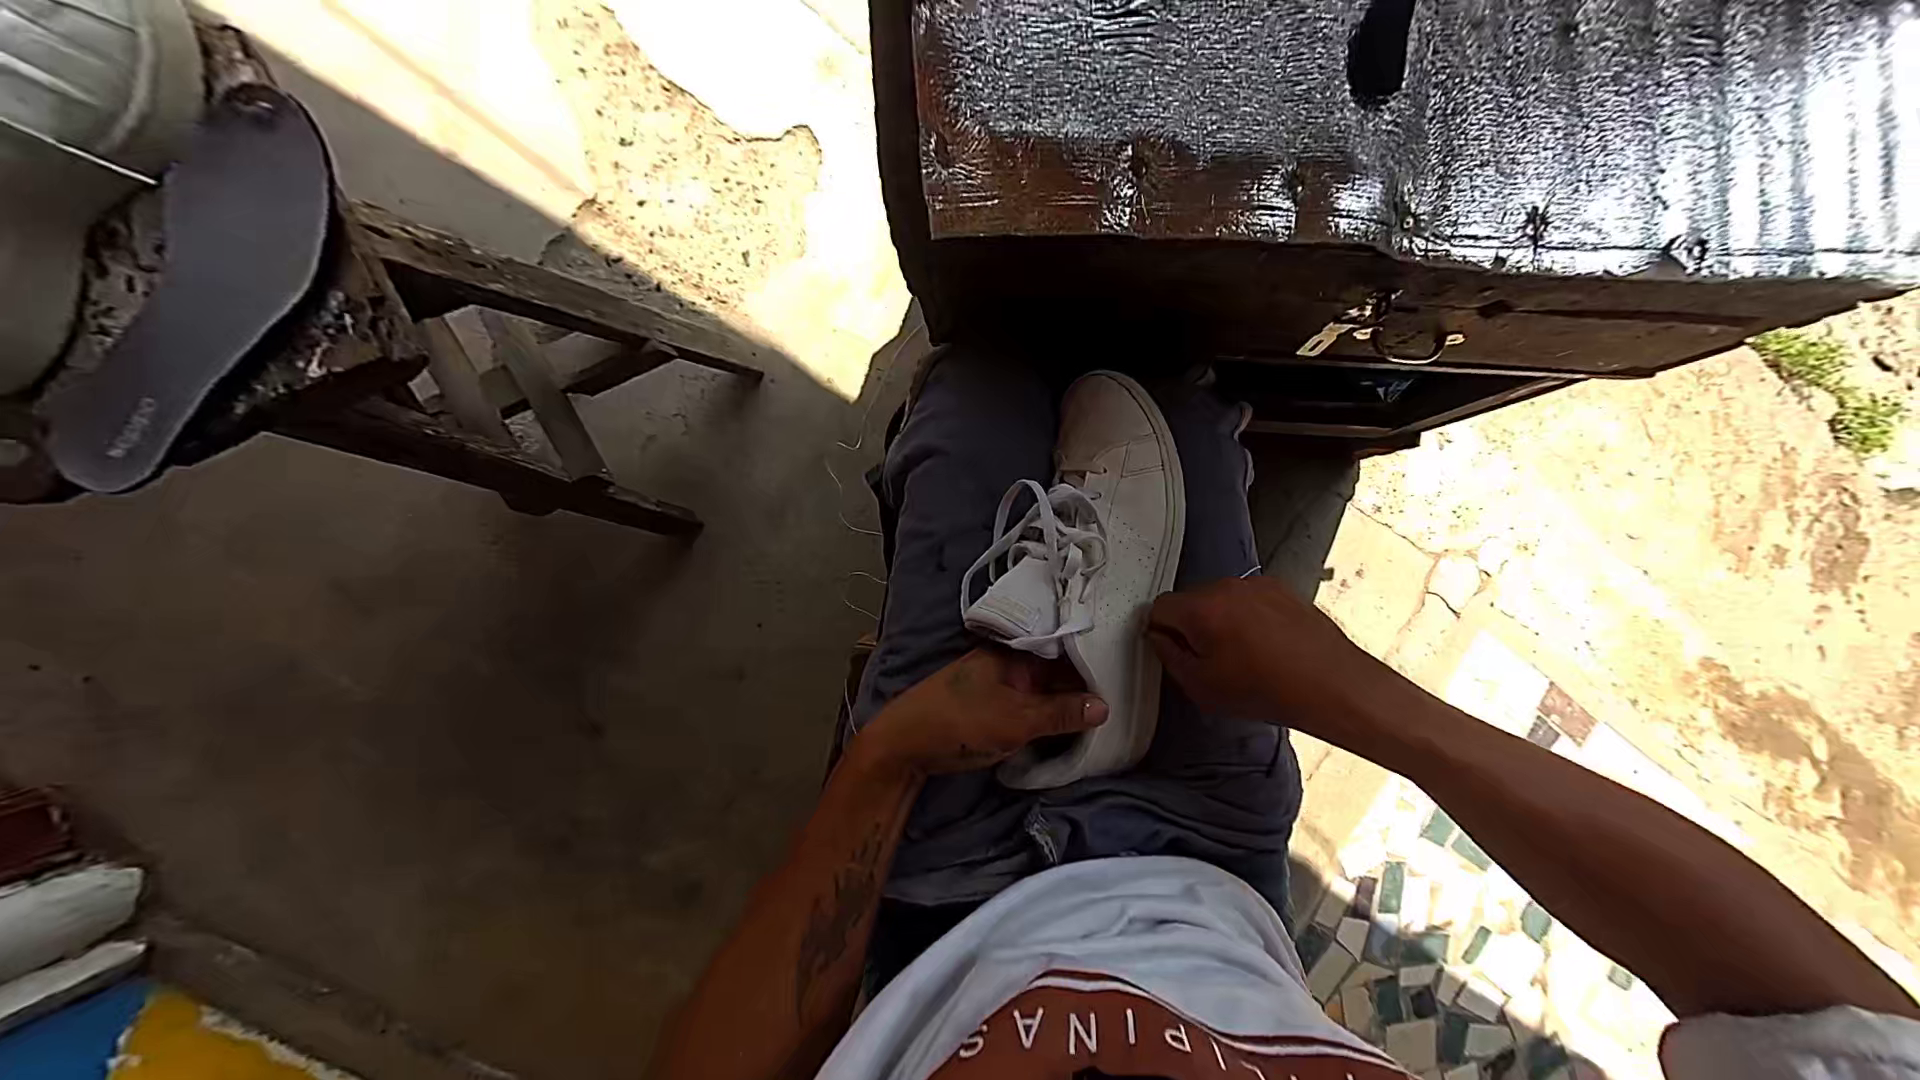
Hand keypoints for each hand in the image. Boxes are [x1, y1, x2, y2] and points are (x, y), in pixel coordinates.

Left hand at [856, 647, 1108, 776]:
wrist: (904, 744)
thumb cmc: (958, 722)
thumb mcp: (1015, 719)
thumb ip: (1060, 712)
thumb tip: (1104, 706)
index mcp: (1012, 652)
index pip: (1062, 647)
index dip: (1092, 657)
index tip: (1126, 666)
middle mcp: (1010, 663)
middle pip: (1057, 668)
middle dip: (1086, 681)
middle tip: (1128, 691)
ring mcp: (1003, 685)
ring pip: (1047, 688)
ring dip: (1071, 700)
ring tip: (1112, 705)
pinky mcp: (998, 706)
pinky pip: (1035, 704)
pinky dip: (1054, 713)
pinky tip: (1078, 721)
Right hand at [1147, 575, 1383, 729]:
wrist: (1333, 687)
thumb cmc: (1269, 691)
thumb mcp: (1202, 687)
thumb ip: (1169, 656)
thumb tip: (1160, 638)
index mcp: (1201, 609)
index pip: (1159, 607)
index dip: (1161, 631)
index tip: (1174, 650)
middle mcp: (1226, 587)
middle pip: (1189, 600)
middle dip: (1192, 625)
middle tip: (1210, 659)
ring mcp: (1256, 585)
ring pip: (1219, 599)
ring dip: (1220, 620)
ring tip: (1243, 655)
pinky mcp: (1281, 589)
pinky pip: (1247, 599)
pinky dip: (1248, 616)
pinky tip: (1264, 645)